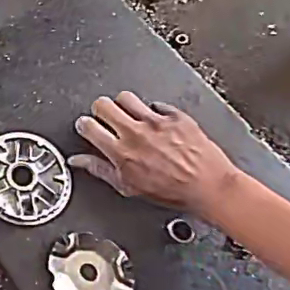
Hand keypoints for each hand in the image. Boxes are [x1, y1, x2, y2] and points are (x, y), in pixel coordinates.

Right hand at [70, 92, 246, 216]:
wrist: (210, 188)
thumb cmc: (173, 191)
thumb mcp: (129, 187)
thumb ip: (100, 170)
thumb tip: (78, 161)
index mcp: (120, 152)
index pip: (89, 126)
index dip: (84, 125)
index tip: (87, 126)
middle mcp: (135, 134)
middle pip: (102, 104)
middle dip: (100, 110)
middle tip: (107, 118)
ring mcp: (156, 122)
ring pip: (125, 97)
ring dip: (124, 106)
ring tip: (130, 116)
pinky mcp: (175, 116)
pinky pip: (156, 104)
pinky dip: (153, 112)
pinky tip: (157, 124)